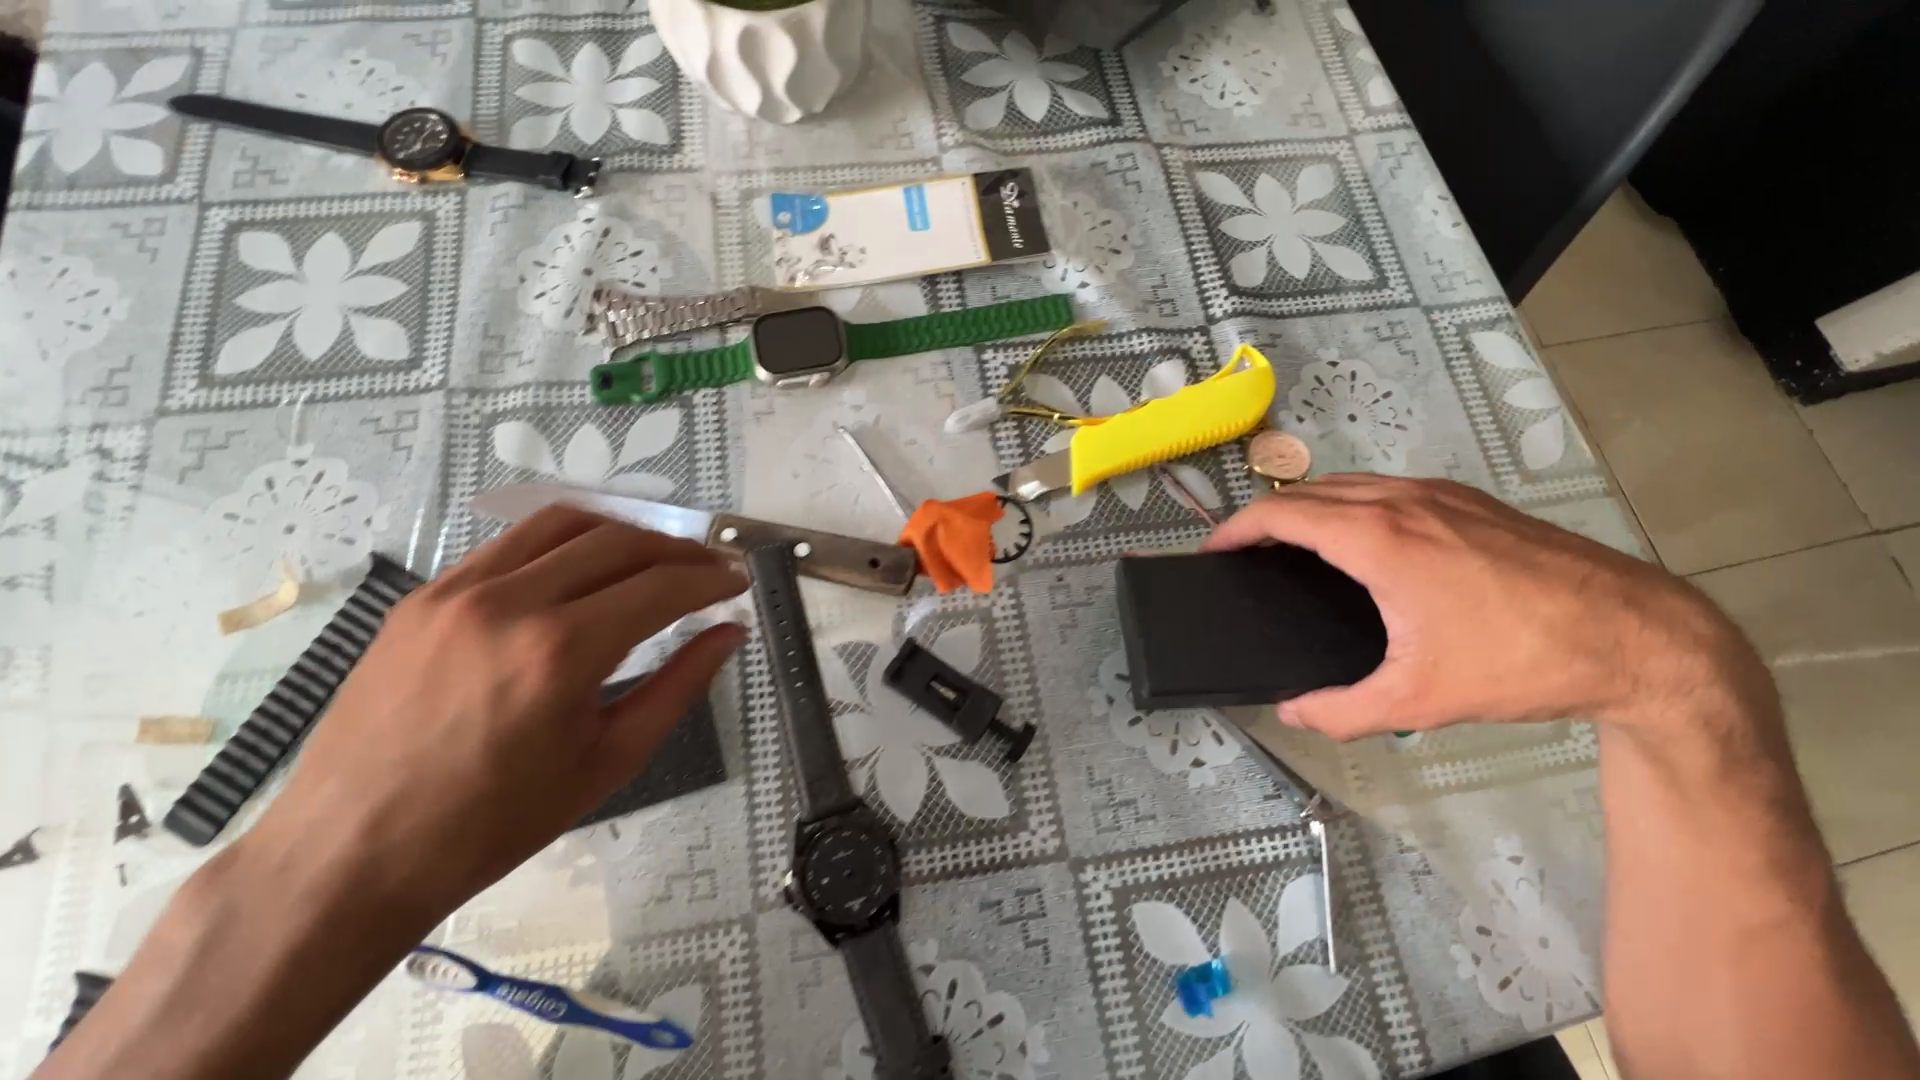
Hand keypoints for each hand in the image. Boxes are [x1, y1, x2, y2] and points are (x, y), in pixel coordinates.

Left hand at [249, 505, 749, 915]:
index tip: (739, 582)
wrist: (353, 852)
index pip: (660, 586)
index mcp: (560, 652)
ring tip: (653, 558)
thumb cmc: (495, 824)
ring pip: (561, 523)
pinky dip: (562, 544)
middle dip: (677, 550)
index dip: (711, 578)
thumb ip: (678, 687)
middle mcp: (509, 601)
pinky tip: (581, 572)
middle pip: (618, 541)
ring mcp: (456, 590)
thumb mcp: (608, 762)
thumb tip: (730, 634)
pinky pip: (509, 545)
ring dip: (622, 531)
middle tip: (709, 571)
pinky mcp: (422, 595)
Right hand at [1203, 475, 1763, 738]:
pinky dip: (1351, 502)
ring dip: (1309, 505)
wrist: (1637, 636)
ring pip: (1350, 483)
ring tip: (1293, 543)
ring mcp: (1442, 494)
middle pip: (1309, 491)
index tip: (1213, 550)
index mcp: (1380, 540)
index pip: (1283, 513)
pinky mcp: (1472, 500)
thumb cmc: (1519, 662)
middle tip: (1245, 553)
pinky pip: (1387, 486)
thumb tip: (1292, 711)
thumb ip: (1341, 710)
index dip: (1237, 528)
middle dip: (1266, 516)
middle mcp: (1403, 501)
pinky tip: (1362, 538)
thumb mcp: (1420, 700)